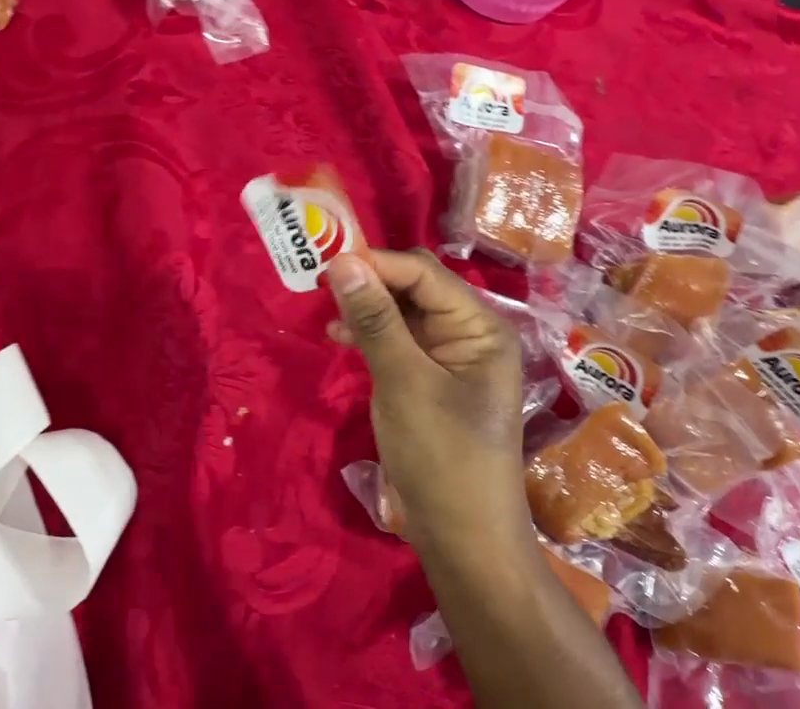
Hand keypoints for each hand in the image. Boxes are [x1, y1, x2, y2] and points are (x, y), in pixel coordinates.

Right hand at [327, 249, 530, 552]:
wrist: (464, 538)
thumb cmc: (442, 455)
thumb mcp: (403, 382)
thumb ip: (374, 320)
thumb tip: (342, 261)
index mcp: (480, 326)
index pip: (423, 273)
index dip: (375, 263)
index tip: (324, 262)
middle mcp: (470, 334)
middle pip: (416, 288)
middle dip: (370, 281)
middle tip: (319, 283)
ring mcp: (451, 359)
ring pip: (403, 314)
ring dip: (367, 308)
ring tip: (325, 311)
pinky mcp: (432, 382)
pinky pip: (399, 343)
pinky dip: (371, 336)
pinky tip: (340, 338)